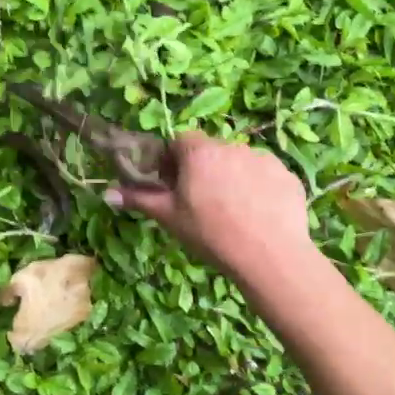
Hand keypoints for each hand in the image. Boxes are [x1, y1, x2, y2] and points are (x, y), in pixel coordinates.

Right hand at [103, 131, 316, 281]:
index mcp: (199, 153)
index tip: (173, 182)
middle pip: (211, 150)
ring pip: (239, 162)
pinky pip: (265, 175)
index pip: (181, 140)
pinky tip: (256, 214)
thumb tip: (106, 193)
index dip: (174, 158)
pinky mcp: (287, 175)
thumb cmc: (210, 233)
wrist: (269, 255)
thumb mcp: (169, 218)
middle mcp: (232, 147)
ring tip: (231, 210)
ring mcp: (264, 160)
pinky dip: (258, 188)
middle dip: (203, 168)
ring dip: (231, 177)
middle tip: (199, 200)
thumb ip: (139, 199)